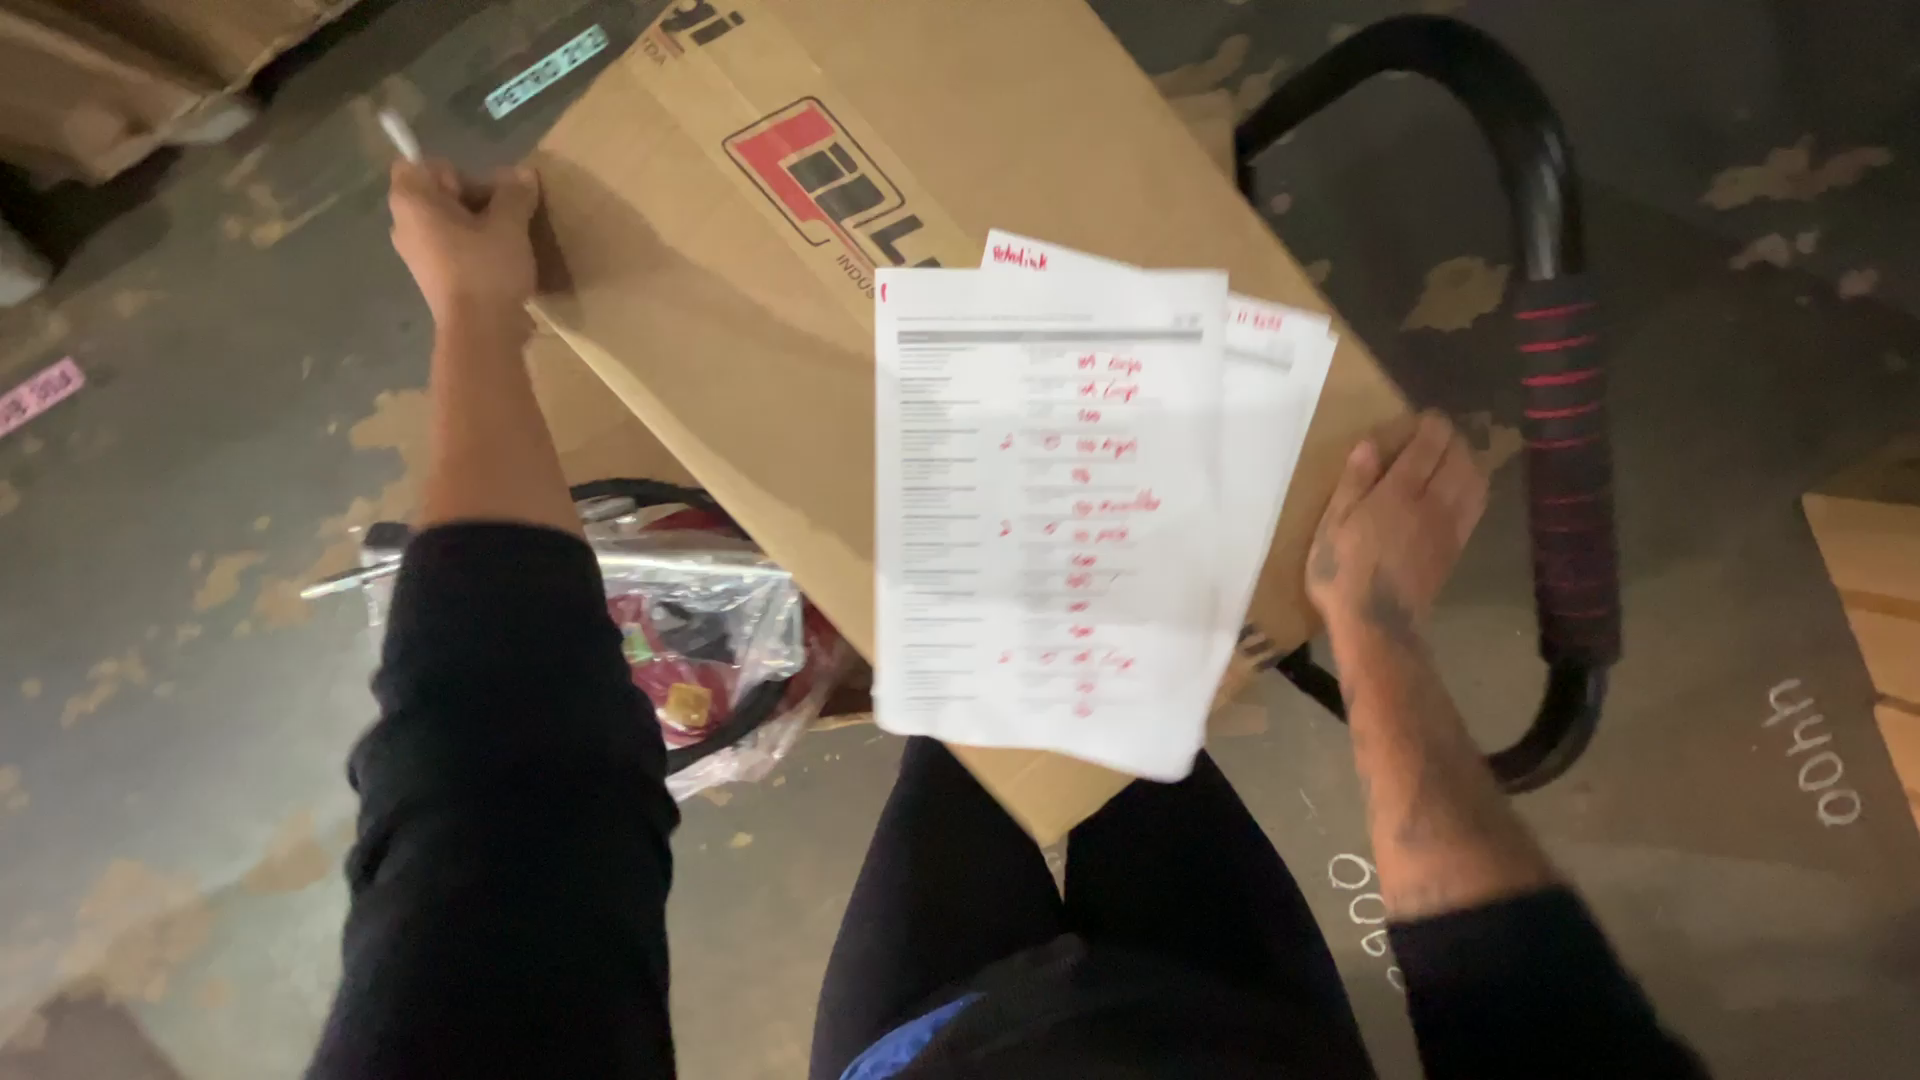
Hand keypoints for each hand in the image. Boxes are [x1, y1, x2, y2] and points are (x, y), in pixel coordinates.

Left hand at [389, 159, 540, 325]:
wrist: (480, 332)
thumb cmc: (488, 270)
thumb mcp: (510, 227)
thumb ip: (515, 195)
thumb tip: (524, 172)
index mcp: (413, 201)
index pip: (429, 165)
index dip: (466, 175)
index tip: (495, 199)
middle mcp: (404, 223)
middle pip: (440, 196)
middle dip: (477, 203)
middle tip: (511, 221)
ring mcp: (415, 255)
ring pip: (448, 226)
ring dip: (479, 230)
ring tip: (510, 246)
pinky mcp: (432, 280)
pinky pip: (452, 252)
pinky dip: (474, 253)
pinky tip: (500, 269)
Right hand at [1305, 411, 1486, 642]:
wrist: (1377, 623)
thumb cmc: (1342, 573)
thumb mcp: (1332, 526)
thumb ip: (1353, 484)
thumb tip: (1370, 444)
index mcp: (1397, 494)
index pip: (1426, 448)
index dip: (1431, 427)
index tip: (1428, 414)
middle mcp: (1432, 504)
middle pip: (1457, 459)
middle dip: (1453, 438)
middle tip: (1441, 430)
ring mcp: (1449, 527)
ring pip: (1474, 481)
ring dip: (1470, 459)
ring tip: (1457, 453)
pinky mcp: (1455, 547)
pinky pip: (1476, 506)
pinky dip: (1475, 486)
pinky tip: (1464, 487)